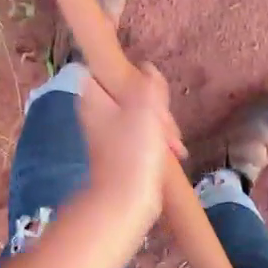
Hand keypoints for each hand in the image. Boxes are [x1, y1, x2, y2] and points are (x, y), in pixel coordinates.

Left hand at [77, 65, 184, 213]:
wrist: (126, 200)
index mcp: (94, 98)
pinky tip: (173, 152)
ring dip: (159, 125)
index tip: (147, 86)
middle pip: (127, 95)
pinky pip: (140, 136)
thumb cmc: (132, 150)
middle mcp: (96, 113)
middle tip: (167, 123)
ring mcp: (107, 134)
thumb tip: (147, 67)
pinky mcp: (120, 152)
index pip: (105, 71)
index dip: (128, 74)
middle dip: (153, 106)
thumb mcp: (145, 109)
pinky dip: (156, 141)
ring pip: (138, 116)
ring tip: (174, 143)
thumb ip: (148, 85)